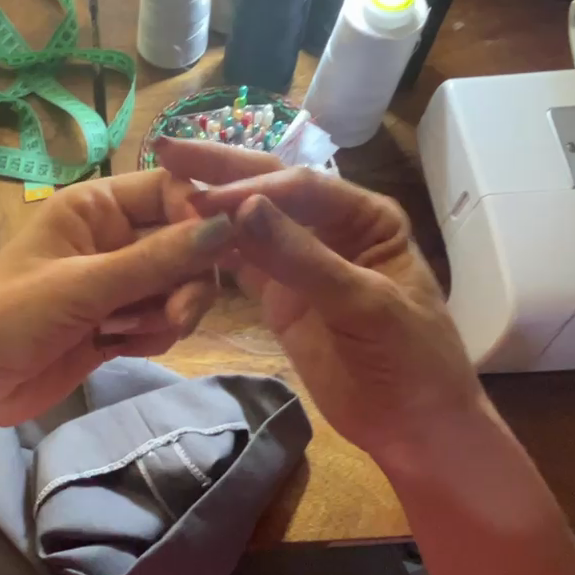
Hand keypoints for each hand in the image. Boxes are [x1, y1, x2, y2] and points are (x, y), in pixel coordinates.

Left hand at [0, 169, 232, 432]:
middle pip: (184, 244)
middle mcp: (111, 238)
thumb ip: (157, 260)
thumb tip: (228, 228)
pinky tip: (118, 348)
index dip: (197, 217)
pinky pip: (162, 321)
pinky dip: (151, 336)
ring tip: (126, 333)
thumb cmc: (11, 317)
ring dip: (167, 313)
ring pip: (179, 287)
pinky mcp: (117, 324)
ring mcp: (116, 284)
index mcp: (94, 206)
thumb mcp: (84, 284)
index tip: (214, 252)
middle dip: (186, 281)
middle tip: (176, 315)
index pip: (168, 190)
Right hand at [152, 137, 486, 460]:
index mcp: (365, 216)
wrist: (414, 425)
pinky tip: (178, 239)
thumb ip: (301, 258)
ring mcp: (300, 261)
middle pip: (268, 189)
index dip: (248, 190)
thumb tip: (243, 208)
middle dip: (219, 169)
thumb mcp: (362, 305)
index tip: (200, 201)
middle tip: (165, 149)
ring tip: (160, 187)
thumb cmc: (409, 360)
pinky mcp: (279, 296)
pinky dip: (210, 252)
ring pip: (249, 224)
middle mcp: (330, 227)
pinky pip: (240, 264)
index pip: (299, 188)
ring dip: (209, 208)